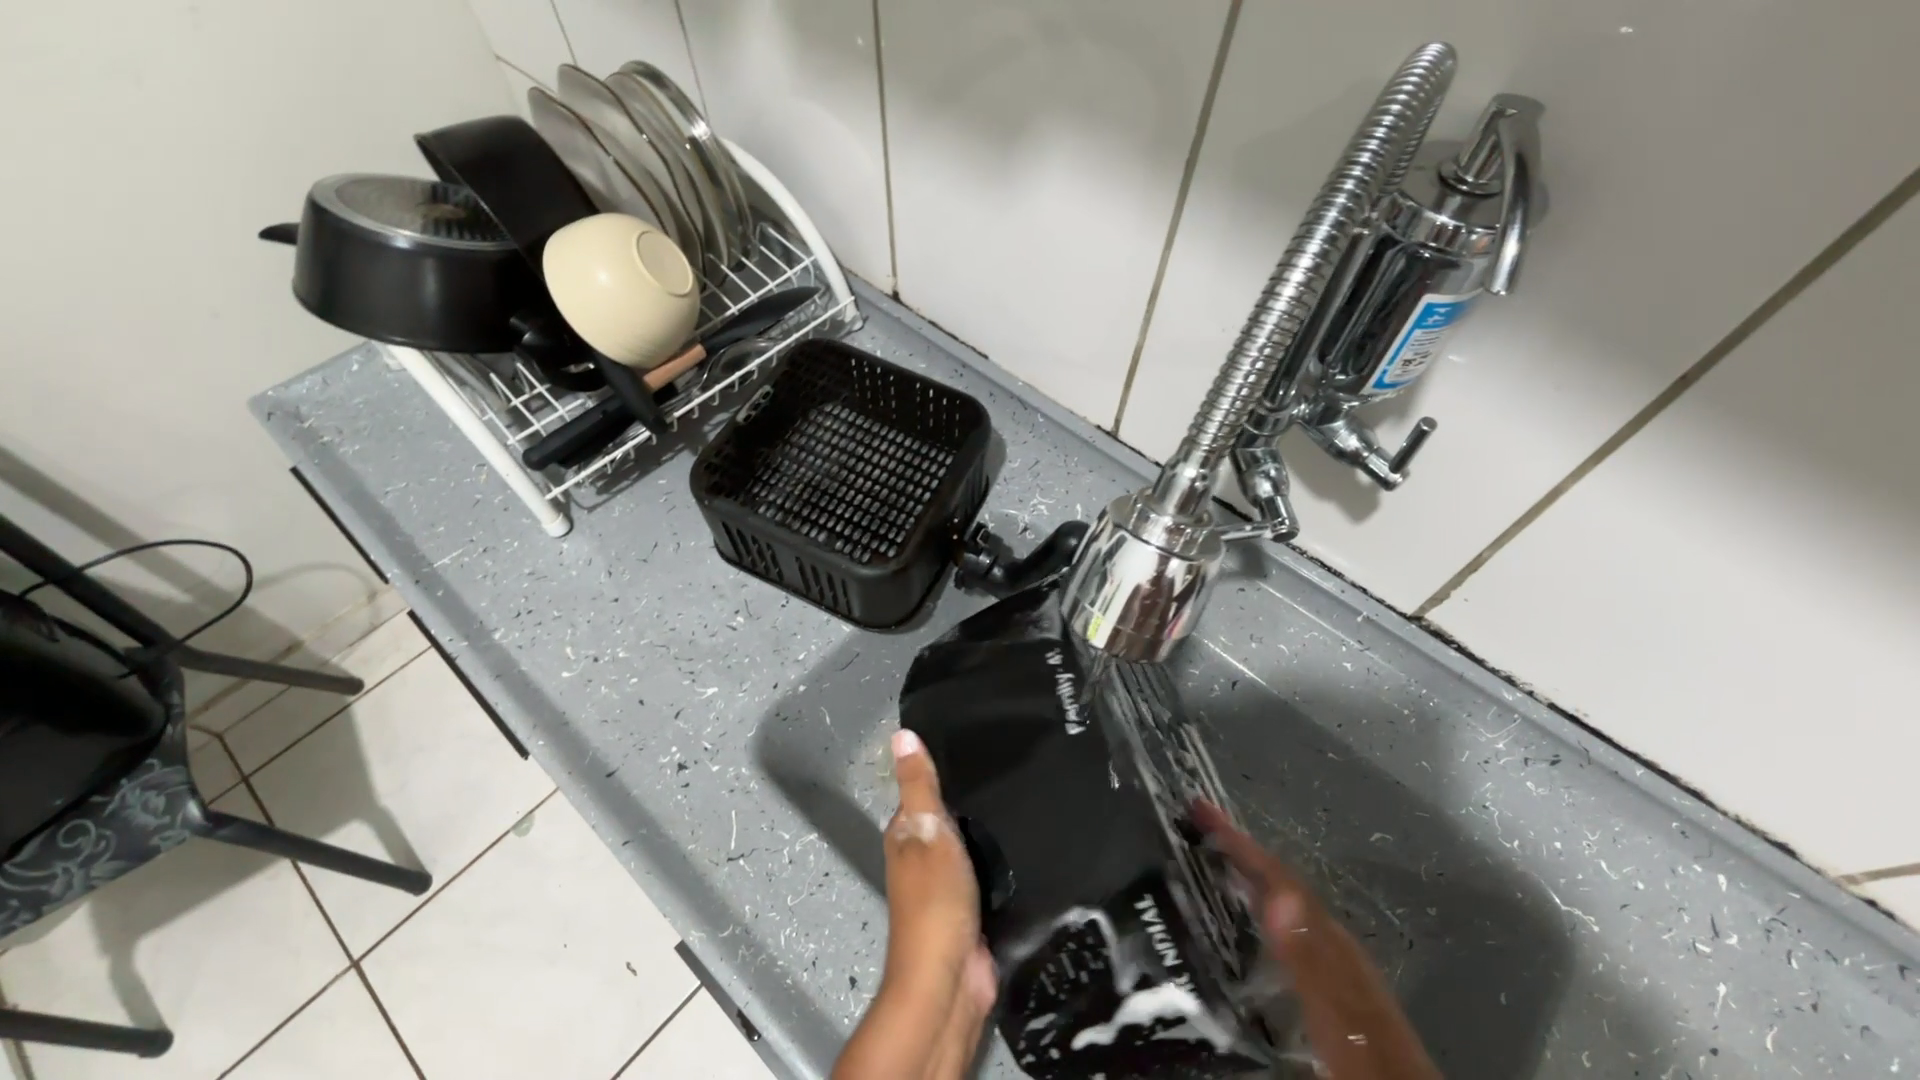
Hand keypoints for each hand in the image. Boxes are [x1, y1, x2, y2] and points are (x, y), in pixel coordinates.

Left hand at [833, 729, 996, 1079]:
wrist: (950, 978)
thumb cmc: (934, 899)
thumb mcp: (927, 831)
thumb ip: (919, 786)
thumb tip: (900, 734)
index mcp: (904, 837)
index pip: (922, 792)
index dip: (944, 770)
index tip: (981, 743)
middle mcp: (921, 858)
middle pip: (948, 819)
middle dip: (973, 800)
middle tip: (1016, 767)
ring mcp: (947, 887)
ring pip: (970, 846)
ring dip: (990, 830)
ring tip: (1027, 798)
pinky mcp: (972, 910)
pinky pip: (988, 874)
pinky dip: (1002, 860)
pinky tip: (1027, 846)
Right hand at [1191, 800, 1438, 1079]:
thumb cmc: (1368, 1058)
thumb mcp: (1336, 1011)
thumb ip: (1309, 959)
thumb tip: (1277, 893)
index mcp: (1327, 941)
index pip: (1276, 878)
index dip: (1238, 840)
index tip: (1198, 806)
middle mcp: (1329, 944)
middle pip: (1277, 885)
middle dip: (1236, 851)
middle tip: (1192, 826)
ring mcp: (1329, 968)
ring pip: (1280, 909)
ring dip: (1245, 881)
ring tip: (1207, 865)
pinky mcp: (1325, 992)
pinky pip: (1281, 937)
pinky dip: (1255, 919)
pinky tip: (1240, 933)